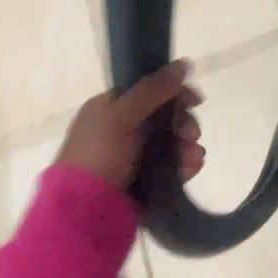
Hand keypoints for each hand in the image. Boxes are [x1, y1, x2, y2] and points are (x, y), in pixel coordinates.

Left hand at [57, 59, 205, 189]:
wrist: (81, 213)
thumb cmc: (98, 155)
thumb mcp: (122, 115)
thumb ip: (154, 89)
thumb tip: (185, 63)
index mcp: (108, 108)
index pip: (148, 90)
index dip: (174, 92)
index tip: (196, 100)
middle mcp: (119, 130)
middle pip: (163, 117)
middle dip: (183, 122)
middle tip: (192, 133)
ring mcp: (130, 157)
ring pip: (169, 143)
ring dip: (186, 145)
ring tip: (195, 155)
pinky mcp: (141, 182)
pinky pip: (169, 167)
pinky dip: (183, 165)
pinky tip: (194, 166)